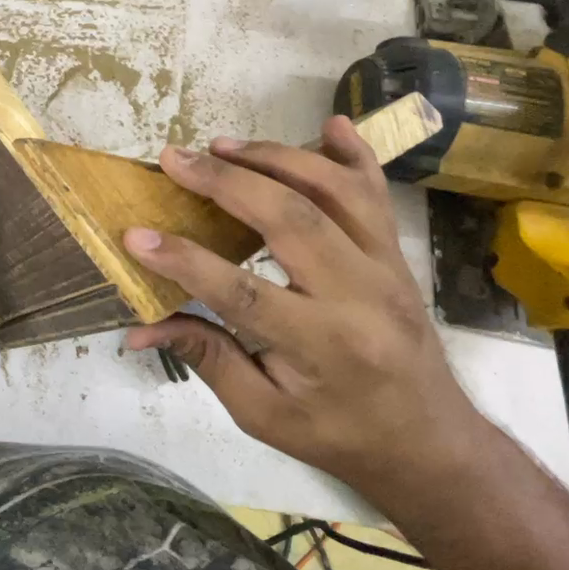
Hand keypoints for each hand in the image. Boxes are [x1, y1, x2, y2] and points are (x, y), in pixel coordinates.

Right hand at [121, 117, 488, 492]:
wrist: (433, 444)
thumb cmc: (338, 434)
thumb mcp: (263, 413)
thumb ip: (205, 359)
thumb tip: (137, 328)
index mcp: (324, 346)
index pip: (243, 292)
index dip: (184, 260)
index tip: (135, 235)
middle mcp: (362, 296)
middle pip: (292, 219)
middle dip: (225, 182)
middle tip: (173, 158)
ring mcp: (387, 268)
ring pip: (335, 192)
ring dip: (275, 158)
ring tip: (221, 145)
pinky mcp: (396, 256)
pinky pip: (377, 194)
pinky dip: (354, 155)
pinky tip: (330, 125)